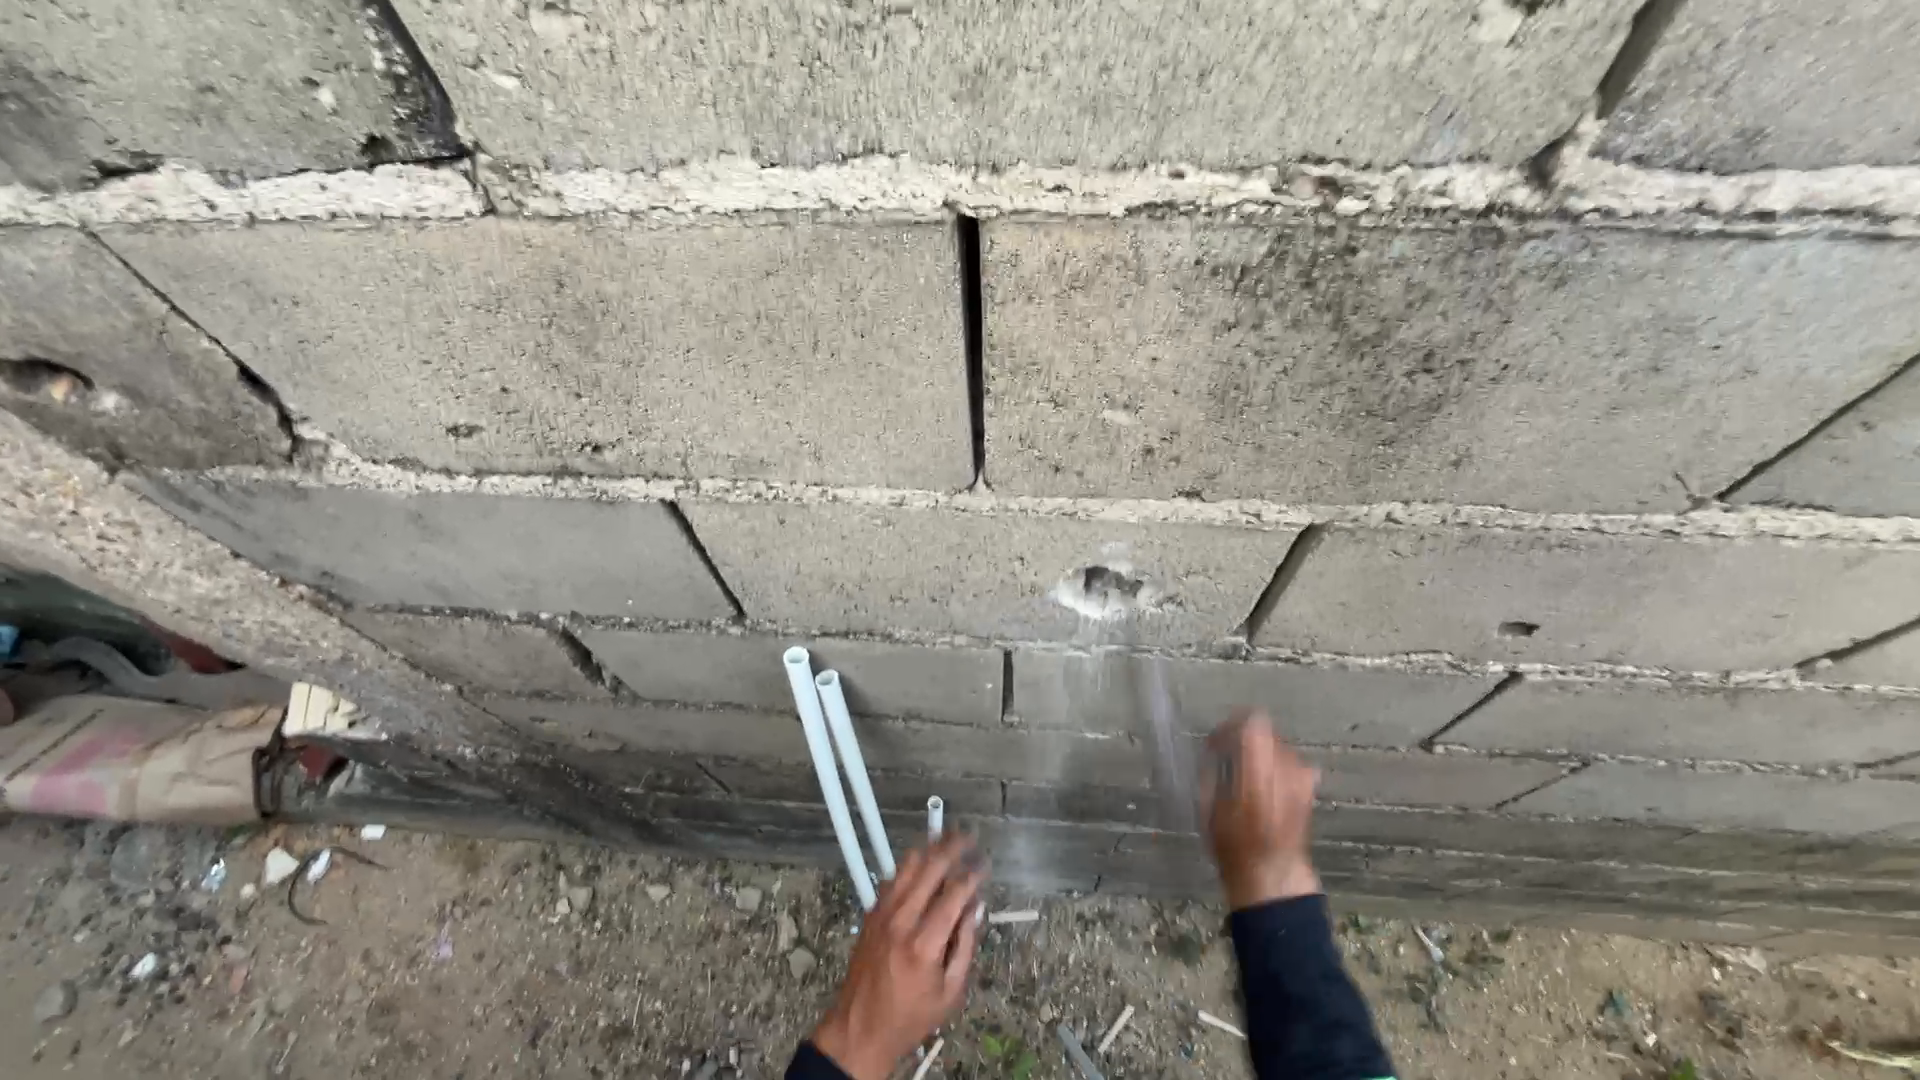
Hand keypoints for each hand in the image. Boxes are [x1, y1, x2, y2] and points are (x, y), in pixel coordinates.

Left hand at [811, 834, 985, 1079]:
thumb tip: (975, 907)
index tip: (985, 864)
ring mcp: (882, 914)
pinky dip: (910, 865)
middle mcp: (901, 920)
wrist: (859, 1028)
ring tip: (948, 836)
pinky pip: (892, 879)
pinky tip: (922, 860)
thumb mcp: (950, 993)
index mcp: (924, 944)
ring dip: (929, 848)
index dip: (973, 875)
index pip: (954, 895)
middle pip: (929, 869)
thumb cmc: (911, 1016)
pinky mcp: (871, 914)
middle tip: (970, 837)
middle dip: (952, 848)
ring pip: (907, 866)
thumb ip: (965, 946)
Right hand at [1200, 708, 1322, 909]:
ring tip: (1246, 774)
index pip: (1252, 723)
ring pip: (1278, 744)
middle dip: (1244, 738)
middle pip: (1265, 730)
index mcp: (1256, 771)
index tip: (1216, 743)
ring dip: (1260, 751)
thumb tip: (1213, 750)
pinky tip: (1265, 784)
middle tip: (1226, 758)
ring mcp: (1302, 777)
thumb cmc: (1233, 844)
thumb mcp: (1209, 807)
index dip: (1230, 726)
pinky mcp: (1309, 787)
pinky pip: (1291, 761)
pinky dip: (1276, 764)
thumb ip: (1212, 771)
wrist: (1273, 873)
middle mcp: (1284, 768)